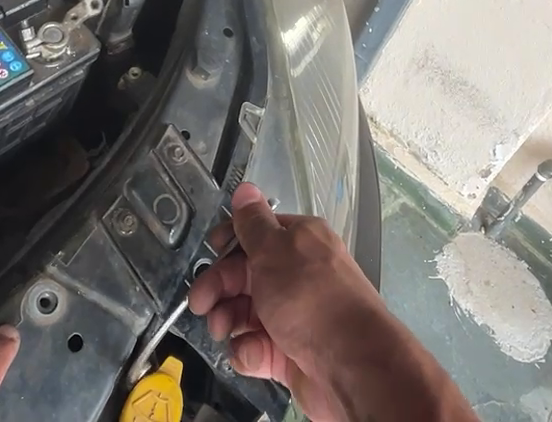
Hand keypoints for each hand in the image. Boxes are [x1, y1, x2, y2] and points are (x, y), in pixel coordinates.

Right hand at [186, 183, 385, 421]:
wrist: (351, 364)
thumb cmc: (311, 296)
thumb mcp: (275, 250)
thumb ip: (253, 223)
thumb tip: (244, 188)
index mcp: (298, 241)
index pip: (256, 233)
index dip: (229, 241)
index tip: (209, 250)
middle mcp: (296, 274)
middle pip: (244, 274)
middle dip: (219, 286)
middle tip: (200, 302)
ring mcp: (292, 314)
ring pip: (245, 312)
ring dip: (228, 319)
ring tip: (222, 330)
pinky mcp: (289, 352)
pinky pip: (256, 346)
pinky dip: (248, 350)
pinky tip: (251, 352)